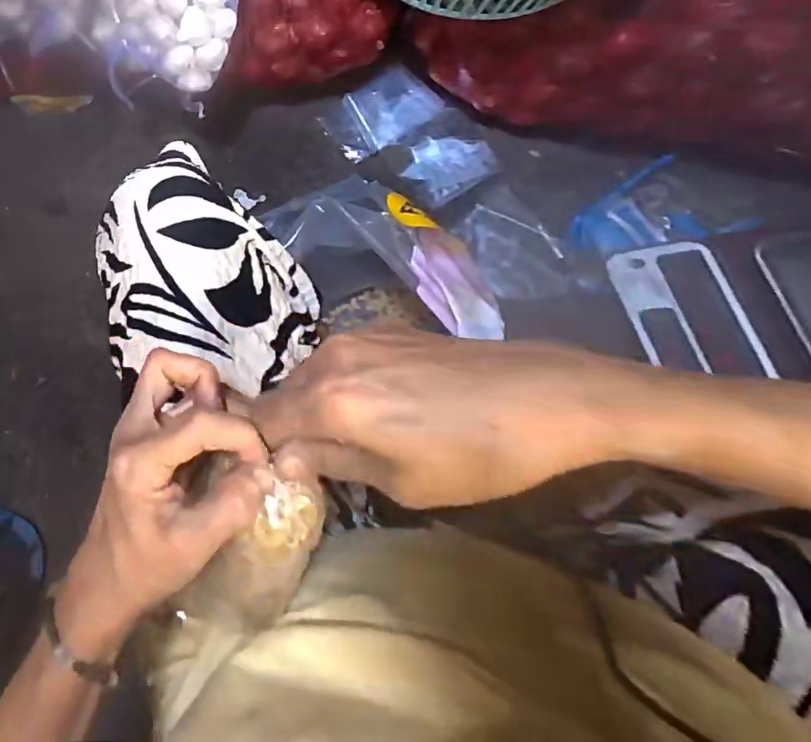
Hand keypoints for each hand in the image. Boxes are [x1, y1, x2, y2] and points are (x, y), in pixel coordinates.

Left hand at [59, 351, 271, 658]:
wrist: (105, 578)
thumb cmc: (145, 566)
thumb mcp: (194, 546)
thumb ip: (232, 505)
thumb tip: (265, 472)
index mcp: (140, 457)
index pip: (199, 419)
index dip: (240, 432)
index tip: (261, 462)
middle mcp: (131, 429)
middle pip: (163, 366)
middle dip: (206, 380)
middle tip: (231, 422)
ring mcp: (131, 428)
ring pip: (162, 375)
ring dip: (199, 388)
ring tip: (224, 428)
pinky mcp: (139, 435)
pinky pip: (166, 397)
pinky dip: (193, 403)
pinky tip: (213, 439)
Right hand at [252, 324, 661, 508]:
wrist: (548, 395)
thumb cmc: (478, 456)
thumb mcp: (405, 484)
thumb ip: (333, 464)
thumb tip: (285, 458)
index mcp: (328, 403)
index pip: (263, 423)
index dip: (262, 448)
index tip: (280, 470)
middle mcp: (329, 360)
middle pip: (282, 395)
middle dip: (287, 426)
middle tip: (317, 458)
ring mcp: (354, 337)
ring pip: (309, 374)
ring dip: (314, 402)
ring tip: (352, 431)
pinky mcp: (381, 327)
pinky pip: (339, 359)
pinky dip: (341, 382)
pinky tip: (382, 400)